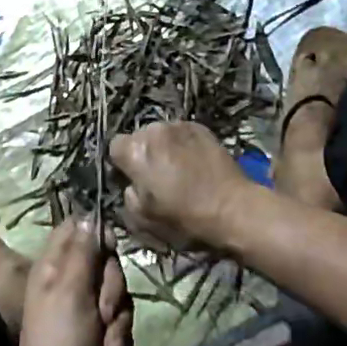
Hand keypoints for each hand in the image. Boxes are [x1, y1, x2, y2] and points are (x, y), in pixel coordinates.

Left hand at [16, 218, 133, 345]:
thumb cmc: (62, 344)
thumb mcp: (70, 291)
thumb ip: (82, 251)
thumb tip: (89, 215)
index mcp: (53, 267)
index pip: (76, 228)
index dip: (96, 232)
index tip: (108, 247)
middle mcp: (69, 284)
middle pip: (105, 261)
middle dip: (112, 288)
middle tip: (101, 310)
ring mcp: (85, 311)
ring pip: (118, 293)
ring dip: (118, 320)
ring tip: (104, 343)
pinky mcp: (101, 335)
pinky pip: (122, 322)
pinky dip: (119, 341)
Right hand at [110, 121, 252, 251]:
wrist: (232, 208)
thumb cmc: (185, 219)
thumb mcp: (144, 221)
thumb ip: (127, 197)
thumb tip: (131, 185)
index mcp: (136, 151)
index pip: (115, 147)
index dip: (122, 164)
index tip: (133, 179)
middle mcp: (154, 130)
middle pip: (139, 138)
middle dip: (144, 154)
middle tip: (158, 176)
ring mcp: (178, 125)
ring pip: (161, 134)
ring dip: (163, 148)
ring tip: (178, 169)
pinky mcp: (199, 126)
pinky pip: (181, 133)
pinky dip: (182, 144)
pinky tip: (194, 163)